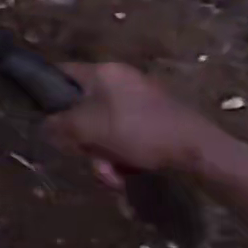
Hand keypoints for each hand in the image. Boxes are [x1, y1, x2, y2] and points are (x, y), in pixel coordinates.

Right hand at [45, 63, 228, 182]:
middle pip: (84, 108)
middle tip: (89, 158)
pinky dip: (123, 155)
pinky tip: (128, 173)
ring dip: (103, 154)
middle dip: (84, 140)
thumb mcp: (86, 129)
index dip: (47, 91)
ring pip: (105, 127)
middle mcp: (121, 79)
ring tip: (113, 175)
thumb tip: (46, 126)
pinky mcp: (159, 119)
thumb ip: (58, 125)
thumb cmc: (138, 131)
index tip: (46, 116)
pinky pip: (127, 134)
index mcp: (103, 71)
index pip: (61, 72)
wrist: (202, 152)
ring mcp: (142, 99)